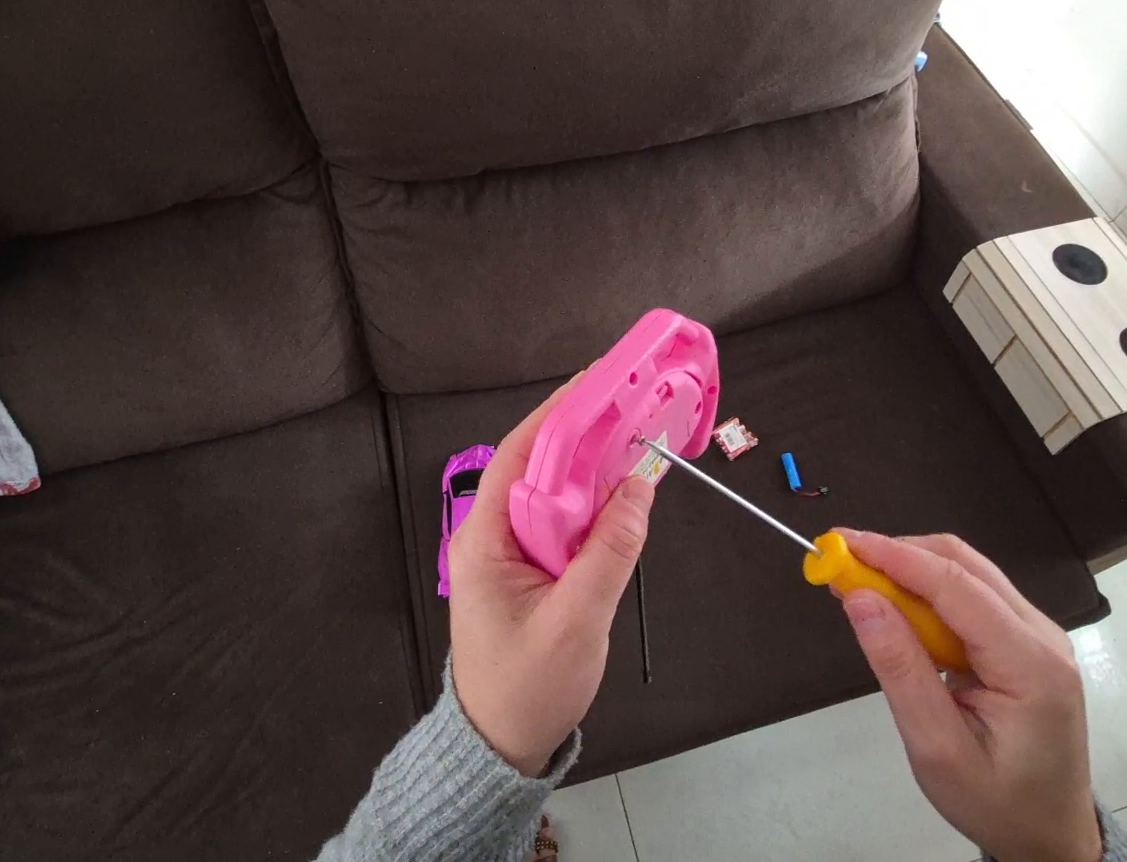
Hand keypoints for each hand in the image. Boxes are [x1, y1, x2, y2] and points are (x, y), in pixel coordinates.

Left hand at [448, 375, 658, 776]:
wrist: (501, 744)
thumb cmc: (527, 688)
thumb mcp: (576, 622)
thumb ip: (610, 552)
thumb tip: (641, 486)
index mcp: (486, 538)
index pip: (520, 455)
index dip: (557, 414)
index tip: (595, 382)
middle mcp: (494, 533)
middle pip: (539, 466)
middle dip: (581, 431)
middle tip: (627, 400)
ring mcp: (511, 550)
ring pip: (555, 492)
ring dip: (591, 465)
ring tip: (632, 431)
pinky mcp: (531, 567)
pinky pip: (564, 522)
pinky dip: (594, 502)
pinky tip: (622, 489)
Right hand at [835, 530, 1101, 861]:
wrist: (1049, 835)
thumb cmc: (994, 801)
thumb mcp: (936, 747)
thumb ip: (899, 668)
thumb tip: (858, 597)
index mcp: (1032, 665)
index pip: (955, 586)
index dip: (894, 556)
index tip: (838, 542)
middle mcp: (1042, 634)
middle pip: (962, 563)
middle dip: (896, 552)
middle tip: (839, 560)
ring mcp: (1037, 632)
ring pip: (965, 569)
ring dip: (907, 565)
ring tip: (856, 581)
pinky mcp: (1022, 636)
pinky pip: (968, 591)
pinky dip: (922, 585)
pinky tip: (892, 603)